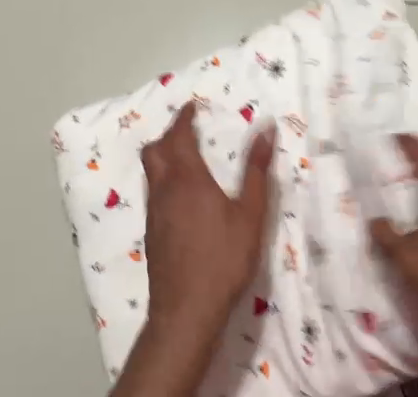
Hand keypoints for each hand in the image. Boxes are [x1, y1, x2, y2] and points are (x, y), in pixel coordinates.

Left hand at [112, 104, 274, 396]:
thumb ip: (257, 170)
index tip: (192, 106)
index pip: (177, 136)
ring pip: (151, 173)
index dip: (183, 118)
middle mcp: (164, 190)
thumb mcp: (251, 214)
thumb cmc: (223, 259)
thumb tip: (266, 127)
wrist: (186, 311)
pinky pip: (154, 193)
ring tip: (186, 157)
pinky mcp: (152, 234)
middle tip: (188, 129)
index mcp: (187, 178)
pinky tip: (183, 197)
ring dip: (164, 156)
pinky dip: (164, 181)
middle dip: (169, 134)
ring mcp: (154, 213)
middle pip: (155, 150)